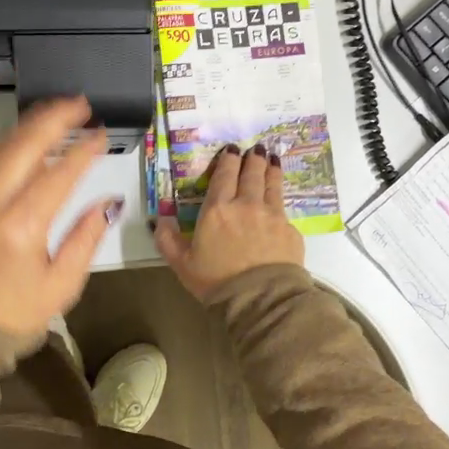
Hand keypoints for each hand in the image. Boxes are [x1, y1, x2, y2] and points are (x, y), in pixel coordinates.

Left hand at [0, 97, 122, 336]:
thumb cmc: (16, 310)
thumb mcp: (62, 284)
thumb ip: (86, 238)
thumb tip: (107, 202)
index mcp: (22, 227)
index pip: (59, 174)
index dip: (83, 150)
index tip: (101, 135)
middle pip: (25, 144)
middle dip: (55, 118)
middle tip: (80, 106)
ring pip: (0, 145)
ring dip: (30, 125)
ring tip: (58, 113)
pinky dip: (4, 142)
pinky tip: (22, 139)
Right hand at [155, 144, 303, 301]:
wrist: (260, 300)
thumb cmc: (217, 281)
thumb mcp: (182, 264)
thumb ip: (167, 239)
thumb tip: (159, 219)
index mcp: (218, 209)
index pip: (224, 175)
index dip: (228, 159)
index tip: (232, 149)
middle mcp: (246, 204)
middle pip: (251, 172)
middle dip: (252, 158)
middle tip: (254, 149)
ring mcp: (272, 215)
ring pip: (271, 183)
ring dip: (270, 168)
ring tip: (272, 159)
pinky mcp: (289, 229)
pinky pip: (284, 208)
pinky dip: (281, 197)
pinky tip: (280, 196)